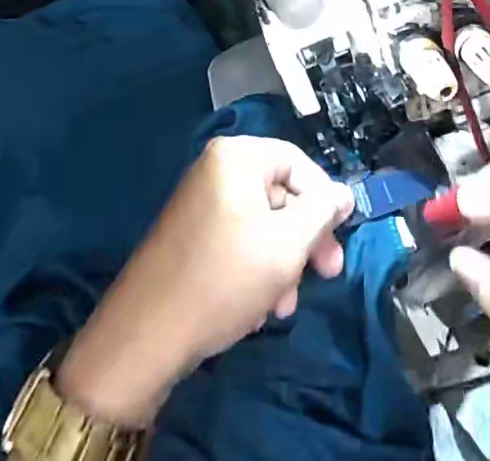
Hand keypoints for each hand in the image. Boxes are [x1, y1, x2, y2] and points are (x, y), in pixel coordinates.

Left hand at [56, 136, 355, 427]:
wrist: (147, 333)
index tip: (340, 237)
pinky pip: (238, 239)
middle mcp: (216, 169)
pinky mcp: (192, 233)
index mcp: (236, 157)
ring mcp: (201, 201)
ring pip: (263, 223)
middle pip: (281, 194)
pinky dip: (255, 269)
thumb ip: (321, 211)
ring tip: (282, 306)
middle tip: (326, 274)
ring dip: (282, 263)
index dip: (325, 198)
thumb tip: (342, 193)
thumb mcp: (287, 243)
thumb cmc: (225, 277)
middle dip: (305, 239)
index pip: (298, 162)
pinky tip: (257, 308)